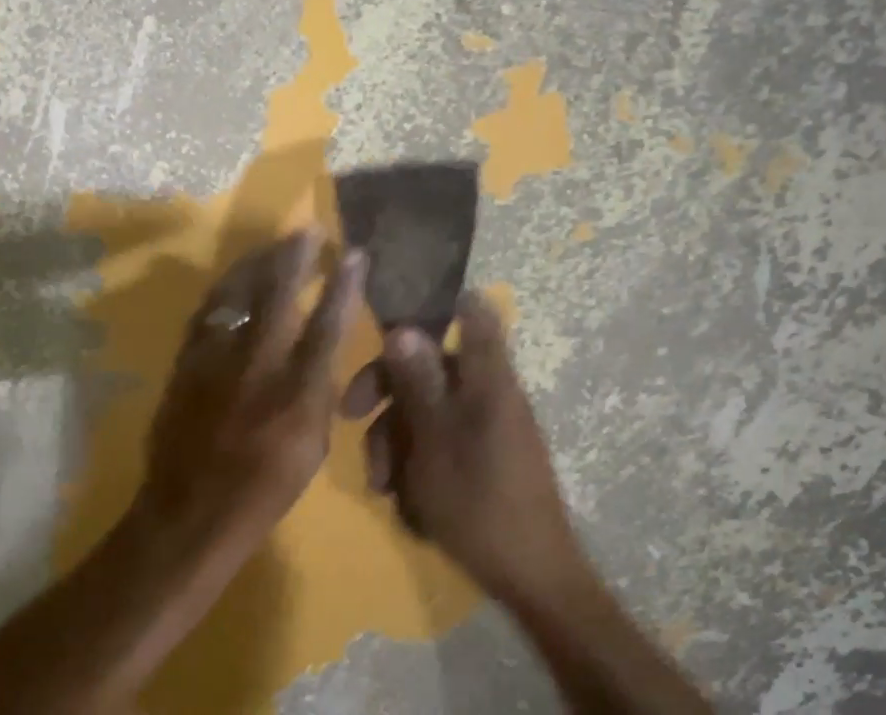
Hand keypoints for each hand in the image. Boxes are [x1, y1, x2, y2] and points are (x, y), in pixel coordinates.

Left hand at [137, 229, 366, 548]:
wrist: (192, 508)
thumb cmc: (263, 490)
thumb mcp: (311, 447)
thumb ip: (316, 394)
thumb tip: (316, 358)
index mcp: (298, 389)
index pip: (328, 322)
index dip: (344, 285)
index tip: (354, 254)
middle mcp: (258, 362)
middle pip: (279, 293)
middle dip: (296, 256)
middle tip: (307, 231)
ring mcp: (216, 356)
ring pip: (237, 293)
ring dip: (257, 264)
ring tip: (272, 248)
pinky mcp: (187, 359)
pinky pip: (208, 312)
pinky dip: (225, 292)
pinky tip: (234, 283)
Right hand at [341, 293, 582, 599]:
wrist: (535, 581)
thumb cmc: (479, 504)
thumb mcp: (434, 441)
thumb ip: (417, 382)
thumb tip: (401, 327)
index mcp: (487, 381)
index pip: (472, 314)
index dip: (435, 304)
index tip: (389, 315)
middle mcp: (492, 395)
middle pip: (430, 367)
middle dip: (387, 393)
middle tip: (350, 417)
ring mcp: (492, 429)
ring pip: (429, 409)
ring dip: (396, 438)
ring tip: (381, 485)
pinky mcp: (488, 460)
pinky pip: (442, 441)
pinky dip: (417, 460)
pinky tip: (403, 499)